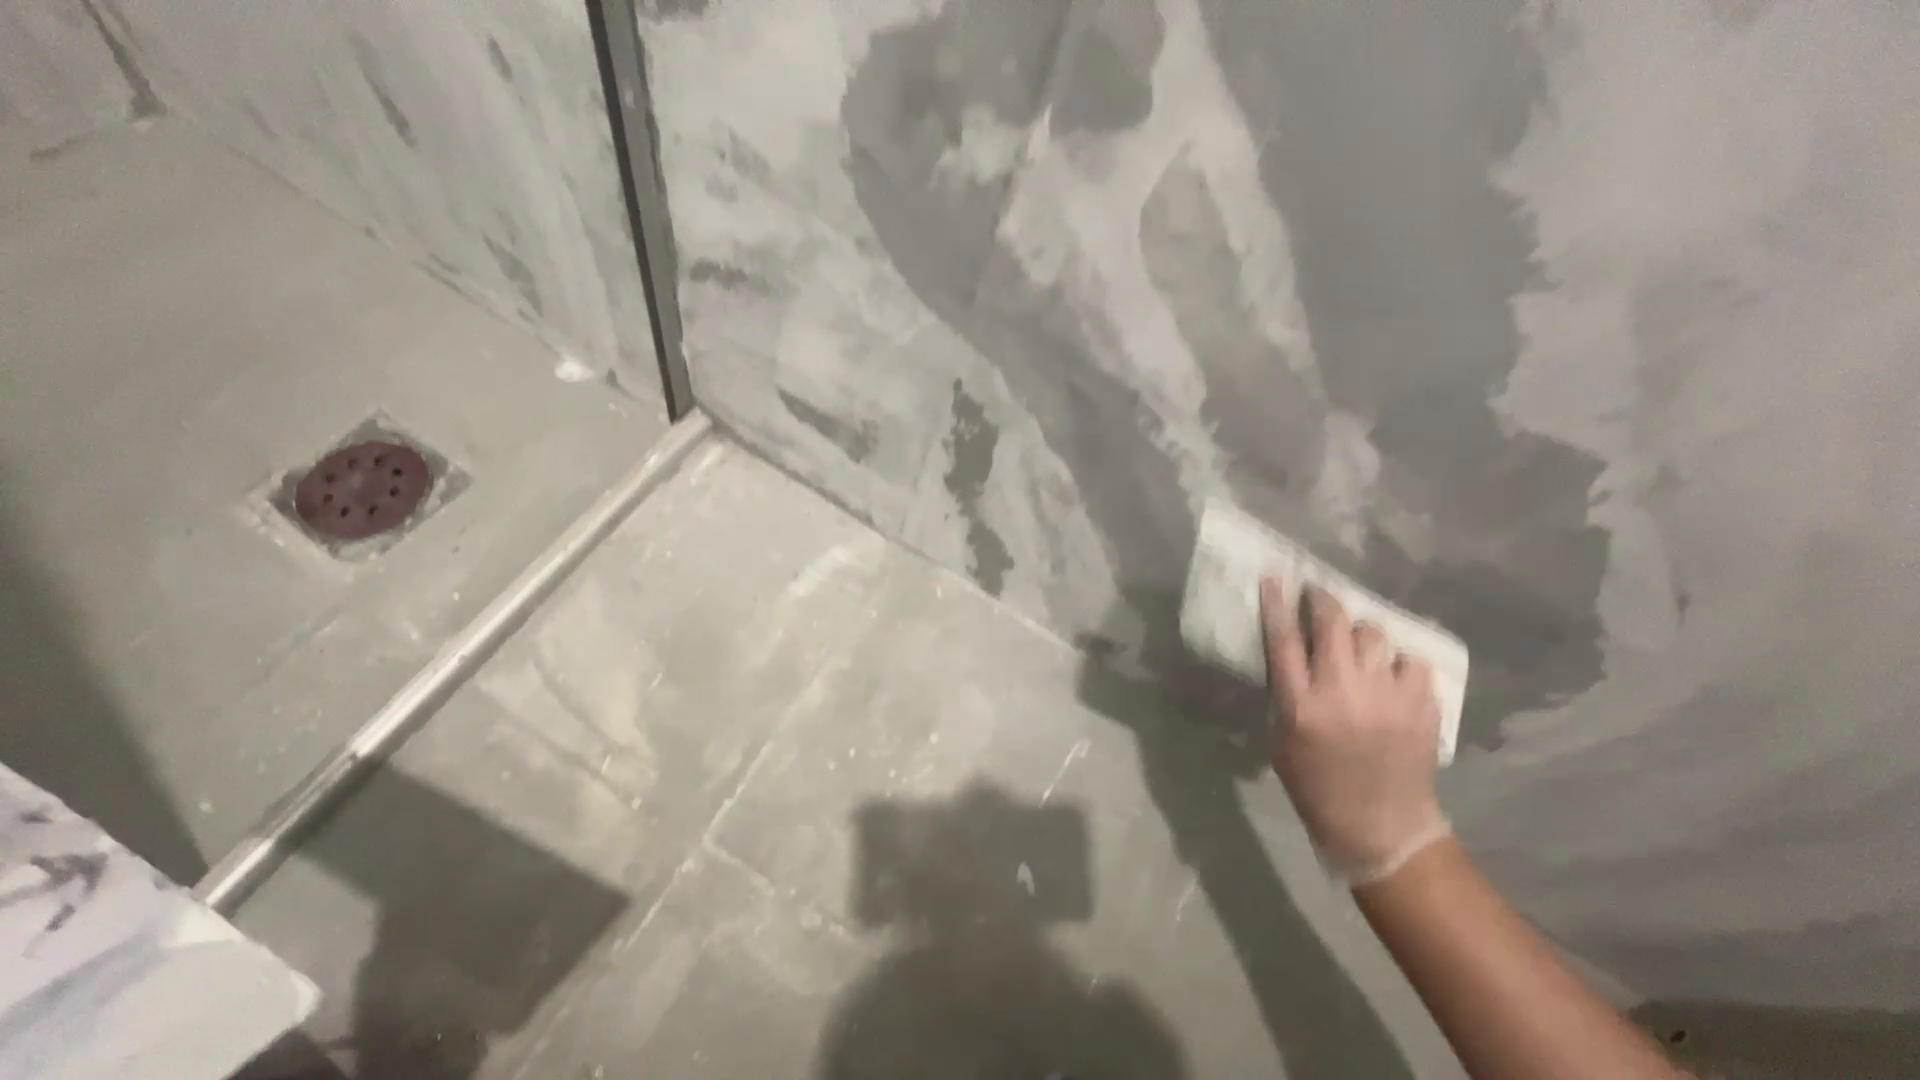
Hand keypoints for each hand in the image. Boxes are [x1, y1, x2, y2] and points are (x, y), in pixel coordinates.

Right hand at [1260, 577, 1449, 883]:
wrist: (1380, 827)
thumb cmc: (1316, 787)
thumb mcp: (1281, 741)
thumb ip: (1285, 695)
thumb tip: (1293, 654)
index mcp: (1301, 707)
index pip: (1283, 640)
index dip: (1277, 603)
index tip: (1274, 576)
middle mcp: (1343, 693)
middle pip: (1332, 624)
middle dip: (1323, 600)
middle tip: (1319, 594)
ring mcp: (1387, 697)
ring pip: (1374, 635)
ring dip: (1360, 634)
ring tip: (1358, 646)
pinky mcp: (1422, 706)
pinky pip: (1411, 661)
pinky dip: (1398, 663)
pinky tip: (1392, 677)